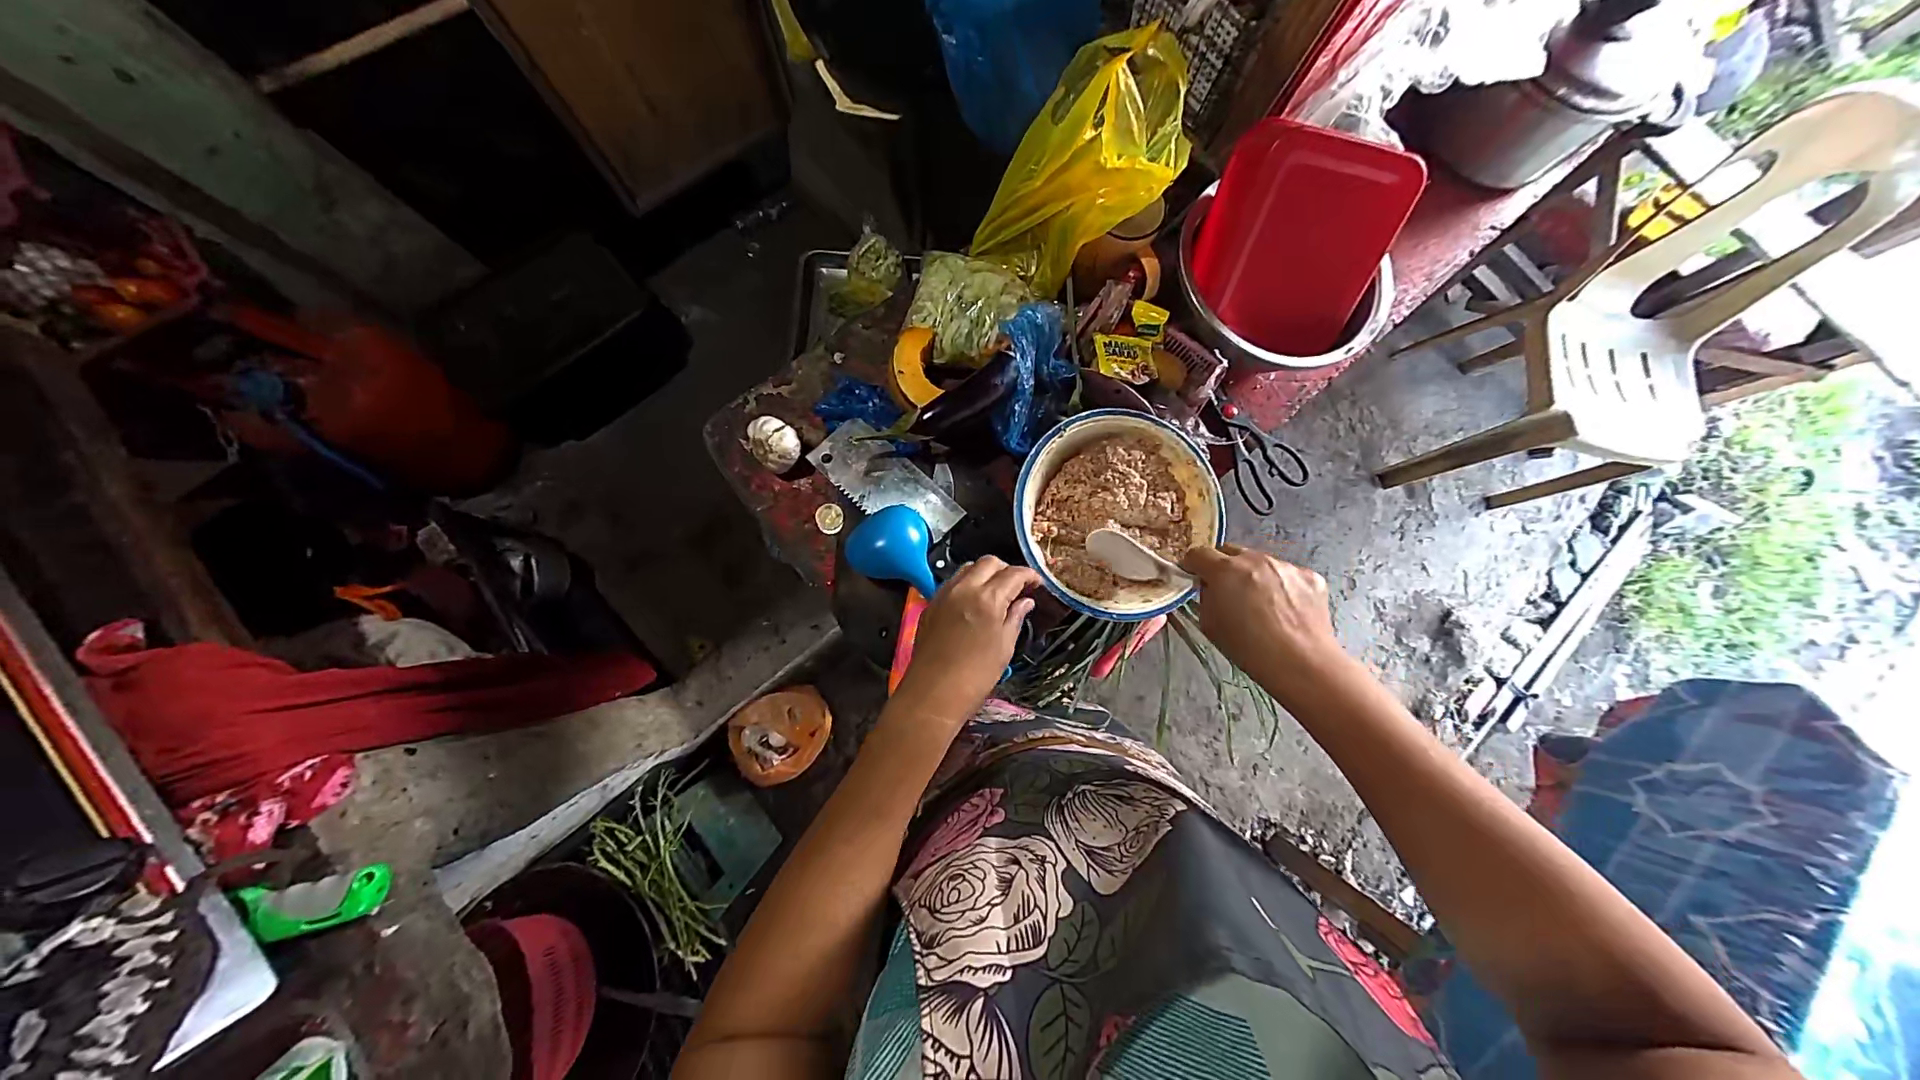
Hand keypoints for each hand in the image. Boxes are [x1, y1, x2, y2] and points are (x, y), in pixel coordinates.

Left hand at [893, 557, 1039, 724]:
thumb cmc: (974, 676)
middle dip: (1006, 569)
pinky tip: (974, 602)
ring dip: (984, 573)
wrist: (933, 693)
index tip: (1036, 583)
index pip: (1013, 573)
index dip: (1029, 575)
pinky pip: (952, 583)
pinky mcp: (931, 605)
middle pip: (988, 562)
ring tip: (996, 592)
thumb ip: (1014, 618)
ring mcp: (944, 595)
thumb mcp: (1004, 647)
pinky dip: (967, 584)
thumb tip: (1025, 602)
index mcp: (987, 598)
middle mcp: (964, 589)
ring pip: (968, 568)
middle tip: (1017, 586)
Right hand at [1181, 543, 1341, 681]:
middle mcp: (1255, 559)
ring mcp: (1285, 565)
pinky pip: (1287, 574)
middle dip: (1223, 566)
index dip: (1193, 565)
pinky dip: (1282, 586)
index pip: (1198, 553)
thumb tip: (1210, 587)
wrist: (1301, 663)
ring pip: (1261, 562)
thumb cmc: (1248, 648)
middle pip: (1231, 551)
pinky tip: (1286, 609)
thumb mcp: (1209, 624)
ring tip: (1262, 603)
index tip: (1194, 576)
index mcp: (1224, 570)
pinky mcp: (1310, 576)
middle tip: (1227, 589)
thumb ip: (1205, 597)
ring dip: (1254, 575)